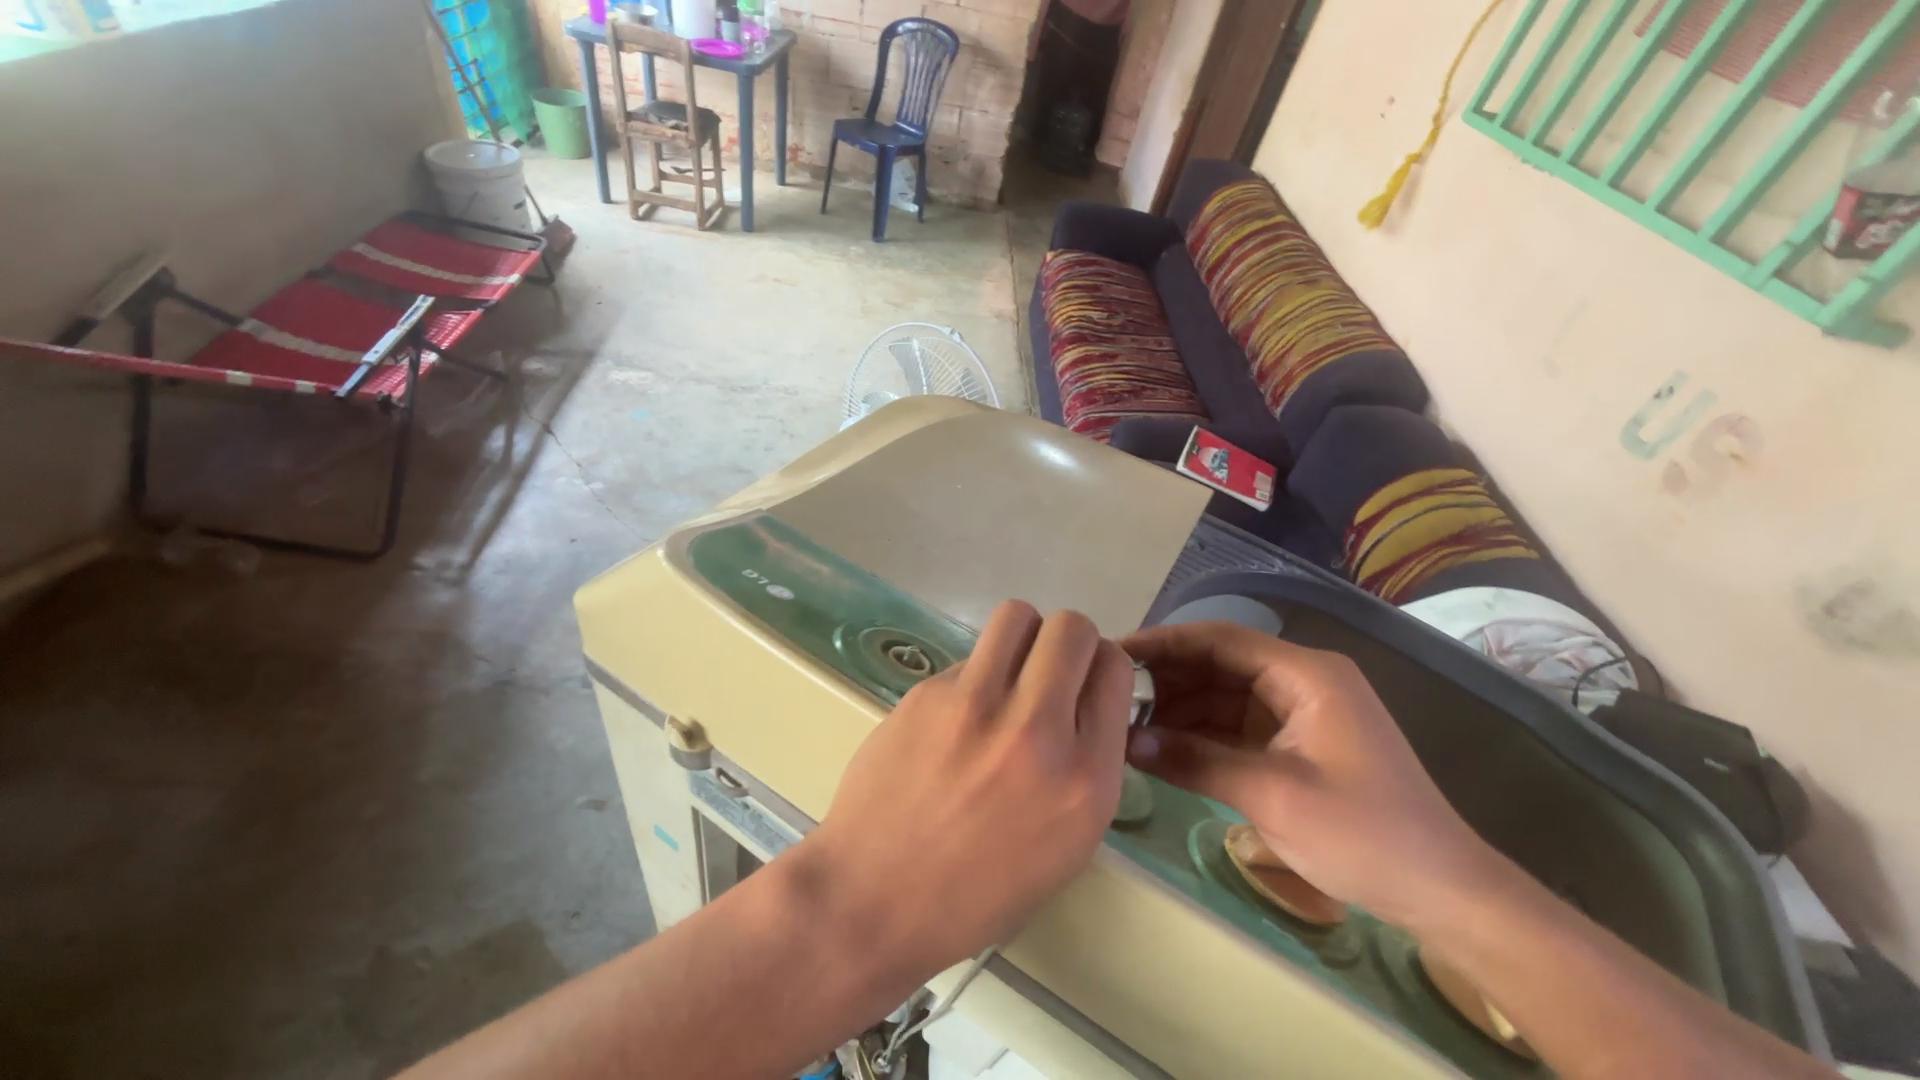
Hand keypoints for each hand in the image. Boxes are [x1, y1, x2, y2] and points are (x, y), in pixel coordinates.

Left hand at [806, 601, 1134, 977]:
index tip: (1083, 687)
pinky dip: (972, 675)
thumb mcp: (1066, 845)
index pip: (1115, 671)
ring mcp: (976, 705)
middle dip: (1068, 642)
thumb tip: (1083, 706)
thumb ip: (1088, 767)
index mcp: (1086, 779)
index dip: (1100, 671)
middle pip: (1072, 629)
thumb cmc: (977, 894)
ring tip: (1005, 675)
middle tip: (1047, 673)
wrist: (875, 899)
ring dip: (1021, 638)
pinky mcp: (927, 693)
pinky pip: (968, 657)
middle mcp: (1038, 730)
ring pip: (1018, 616)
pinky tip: (953, 719)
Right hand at [1123, 621, 1501, 928]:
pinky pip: (1238, 727)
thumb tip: (1124, 742)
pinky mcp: (1298, 746)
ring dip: (1180, 710)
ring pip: (1225, 696)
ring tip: (1124, 726)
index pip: (1221, 640)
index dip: (1164, 643)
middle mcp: (1302, 681)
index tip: (1113, 655)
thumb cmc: (1361, 832)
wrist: (1439, 889)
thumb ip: (1195, 761)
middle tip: (1109, 698)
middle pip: (1220, 665)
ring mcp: (1301, 714)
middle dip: (1167, 679)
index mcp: (1306, 674)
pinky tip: (1162, 748)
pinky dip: (1202, 736)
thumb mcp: (1270, 794)